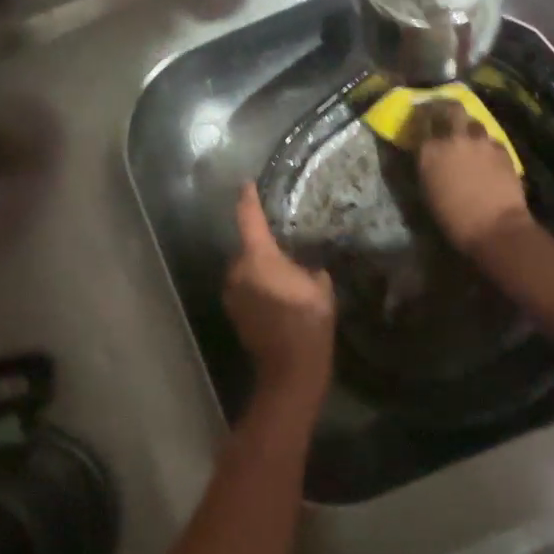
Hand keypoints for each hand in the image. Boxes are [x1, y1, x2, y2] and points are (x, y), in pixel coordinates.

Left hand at [224, 183, 335, 406]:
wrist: (290, 369)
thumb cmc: (308, 322)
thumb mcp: (320, 286)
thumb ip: (308, 267)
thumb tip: (304, 265)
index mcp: (259, 258)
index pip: (249, 219)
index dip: (248, 199)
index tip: (247, 184)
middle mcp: (238, 271)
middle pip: (248, 248)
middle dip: (264, 248)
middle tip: (290, 253)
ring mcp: (232, 293)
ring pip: (247, 270)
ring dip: (261, 271)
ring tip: (287, 280)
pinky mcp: (234, 312)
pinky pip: (246, 289)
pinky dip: (259, 288)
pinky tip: (279, 299)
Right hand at [414, 100, 536, 256]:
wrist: (495, 227)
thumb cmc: (453, 219)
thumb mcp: (427, 193)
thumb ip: (427, 166)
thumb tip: (428, 155)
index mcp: (429, 151)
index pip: (422, 120)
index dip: (421, 117)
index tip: (421, 117)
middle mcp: (454, 139)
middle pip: (450, 108)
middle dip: (446, 107)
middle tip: (444, 112)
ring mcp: (481, 141)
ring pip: (474, 122)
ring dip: (469, 128)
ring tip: (468, 138)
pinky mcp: (502, 149)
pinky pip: (490, 139)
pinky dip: (486, 145)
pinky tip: (486, 156)